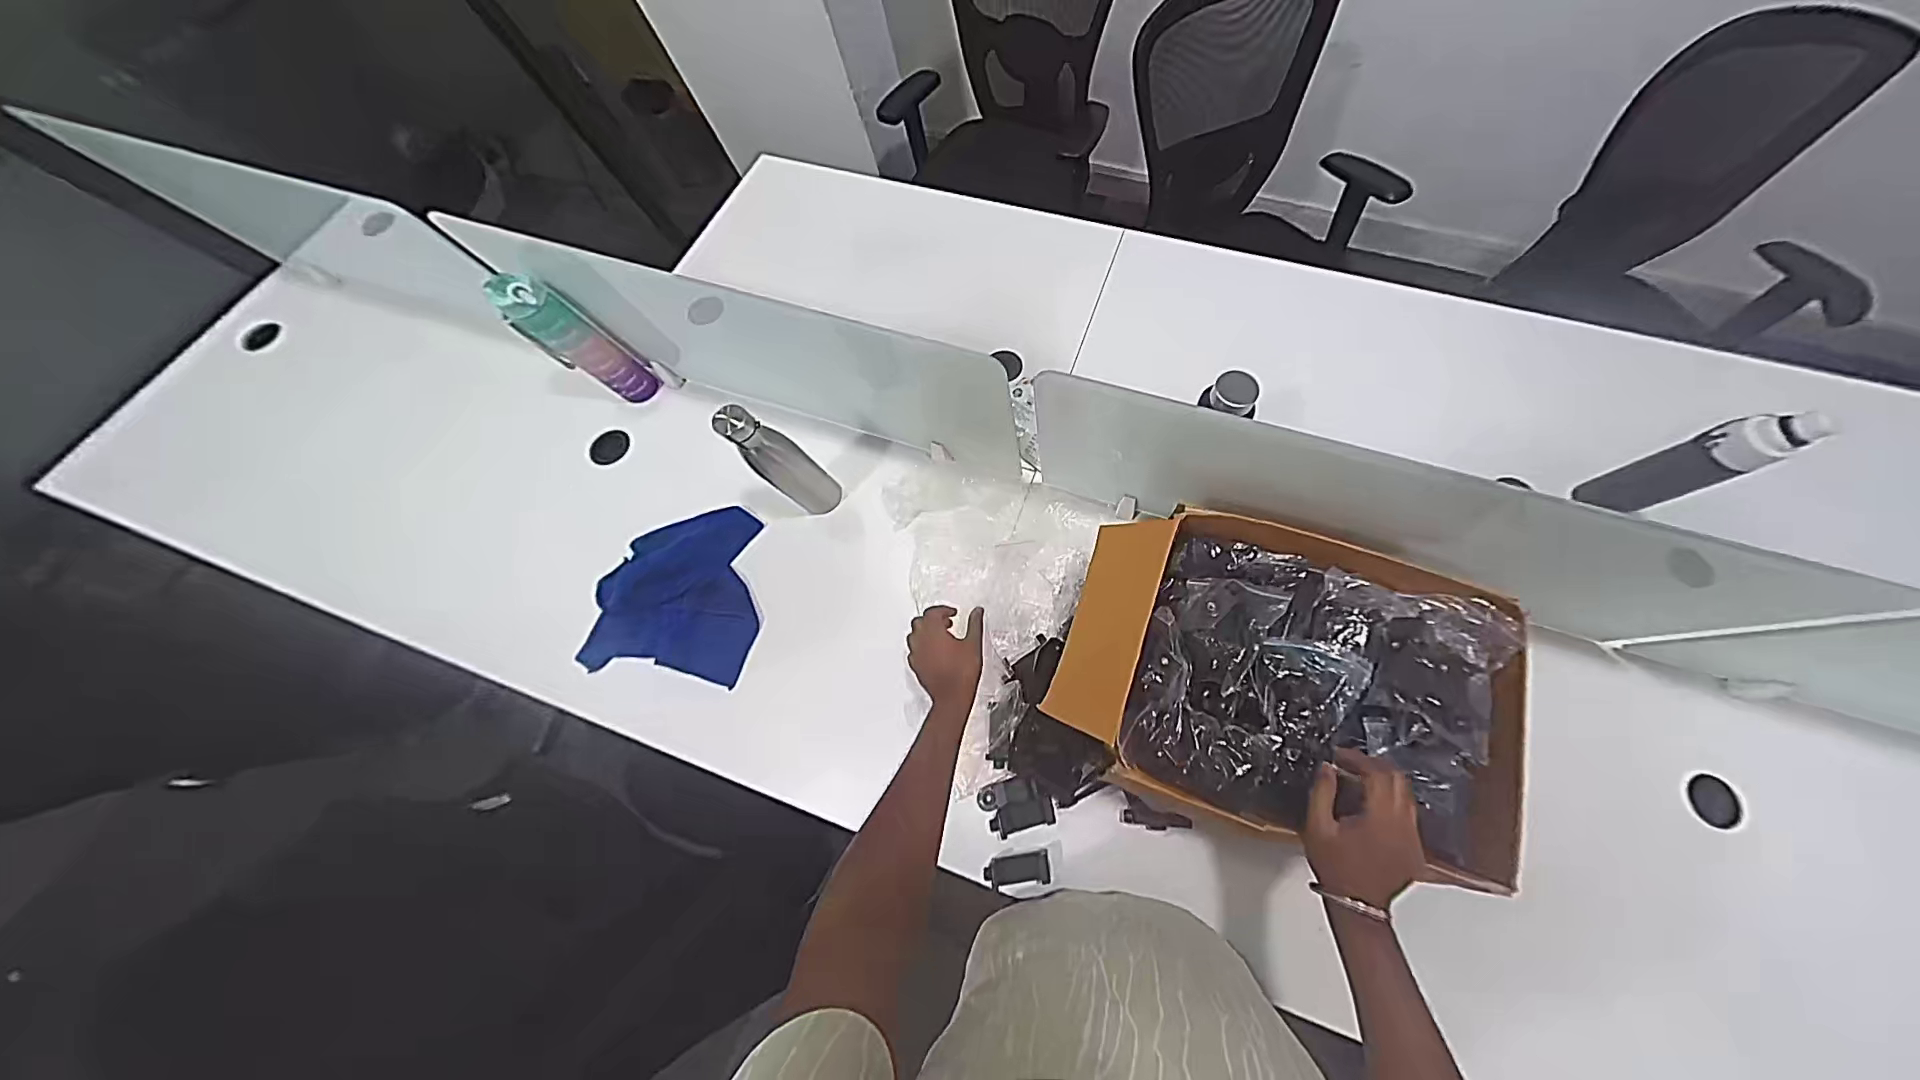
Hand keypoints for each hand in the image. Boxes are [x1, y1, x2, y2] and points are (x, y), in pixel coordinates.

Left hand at [907, 605, 983, 705]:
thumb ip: (974, 624)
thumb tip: (977, 612)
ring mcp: (916, 654)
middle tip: (947, 622)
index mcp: (933, 631)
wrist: (952, 697)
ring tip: (941, 636)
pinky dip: (923, 646)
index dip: (943, 609)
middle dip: (933, 619)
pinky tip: (934, 651)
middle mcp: (921, 640)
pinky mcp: (916, 666)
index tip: (952, 613)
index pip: (932, 612)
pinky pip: (914, 650)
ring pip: (915, 635)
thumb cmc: (961, 673)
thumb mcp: (973, 644)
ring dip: (926, 631)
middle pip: (920, 621)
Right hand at [1305, 748, 1426, 909]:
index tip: (1340, 756)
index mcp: (1382, 817)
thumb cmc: (1336, 867)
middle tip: (1350, 763)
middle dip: (1373, 765)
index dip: (1358, 759)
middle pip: (1398, 779)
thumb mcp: (1318, 827)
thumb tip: (1328, 768)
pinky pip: (1407, 811)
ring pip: (1405, 794)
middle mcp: (1404, 823)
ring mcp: (1413, 836)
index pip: (1378, 774)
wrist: (1359, 904)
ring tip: (1357, 780)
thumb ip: (1322, 792)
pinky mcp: (1415, 846)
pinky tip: (1368, 805)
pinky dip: (1389, 799)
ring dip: (1383, 781)